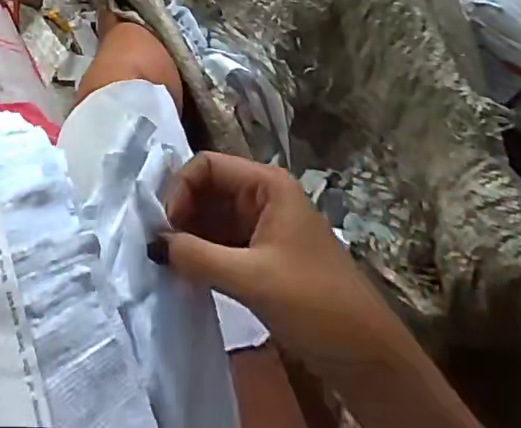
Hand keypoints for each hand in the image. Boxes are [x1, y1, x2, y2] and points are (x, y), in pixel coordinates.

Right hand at [150, 152, 401, 378]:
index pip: (209, 165)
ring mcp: (262, 226)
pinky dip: (201, 254)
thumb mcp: (253, 278)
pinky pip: (220, 242)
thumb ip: (199, 256)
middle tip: (159, 246)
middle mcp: (263, 196)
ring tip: (166, 262)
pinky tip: (184, 272)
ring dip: (188, 235)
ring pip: (212, 217)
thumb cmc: (316, 302)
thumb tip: (153, 243)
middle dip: (181, 212)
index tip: (164, 225)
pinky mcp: (261, 255)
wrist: (366, 355)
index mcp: (267, 184)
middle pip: (208, 188)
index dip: (181, 188)